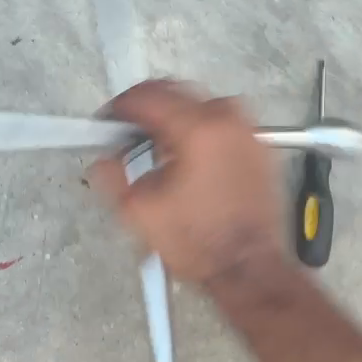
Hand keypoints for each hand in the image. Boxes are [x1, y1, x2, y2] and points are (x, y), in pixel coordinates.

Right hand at [89, 80, 289, 285]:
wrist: (249, 270)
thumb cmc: (201, 243)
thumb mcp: (138, 210)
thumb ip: (111, 171)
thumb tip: (104, 155)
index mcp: (195, 129)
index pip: (146, 95)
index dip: (118, 108)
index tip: (107, 123)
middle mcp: (225, 120)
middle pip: (172, 91)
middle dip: (144, 110)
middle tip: (126, 135)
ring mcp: (246, 130)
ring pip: (197, 102)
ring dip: (172, 115)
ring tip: (156, 145)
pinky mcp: (258, 145)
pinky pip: (220, 119)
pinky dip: (198, 127)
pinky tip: (186, 153)